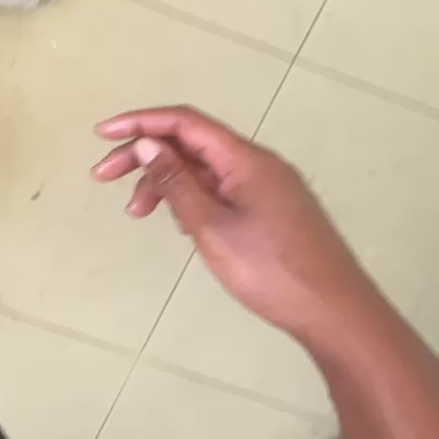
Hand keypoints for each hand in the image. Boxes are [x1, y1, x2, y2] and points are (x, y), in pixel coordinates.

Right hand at [89, 106, 378, 343]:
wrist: (338, 317)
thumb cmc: (269, 270)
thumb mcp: (209, 225)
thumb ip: (175, 181)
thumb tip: (145, 144)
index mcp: (246, 161)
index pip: (184, 123)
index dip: (139, 122)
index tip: (100, 134)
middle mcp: (256, 165)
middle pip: (187, 143)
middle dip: (141, 154)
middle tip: (102, 176)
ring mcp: (263, 187)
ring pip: (198, 168)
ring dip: (160, 180)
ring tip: (136, 212)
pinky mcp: (266, 208)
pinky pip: (214, 187)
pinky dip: (184, 196)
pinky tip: (174, 220)